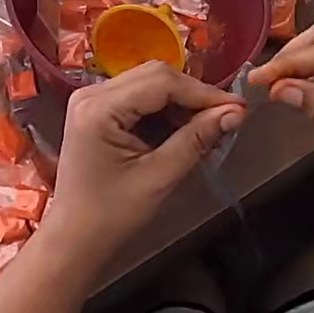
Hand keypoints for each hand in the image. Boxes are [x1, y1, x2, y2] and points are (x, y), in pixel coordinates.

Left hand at [38, 63, 245, 282]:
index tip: (238, 108)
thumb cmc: (112, 214)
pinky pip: (137, 96)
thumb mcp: (159, 177)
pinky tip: (182, 128)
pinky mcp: (95, 109)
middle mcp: (90, 93)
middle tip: (226, 117)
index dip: (203, 93)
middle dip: (192, 94)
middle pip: (154, 75)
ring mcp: (90, 99)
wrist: (74, 237)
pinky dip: (163, 108)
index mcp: (99, 108)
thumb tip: (236, 113)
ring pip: (148, 82)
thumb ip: (197, 139)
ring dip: (180, 101)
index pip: (161, 82)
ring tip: (207, 126)